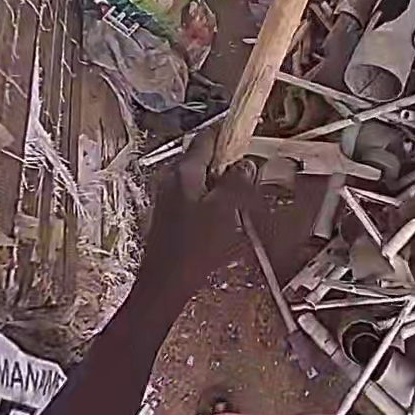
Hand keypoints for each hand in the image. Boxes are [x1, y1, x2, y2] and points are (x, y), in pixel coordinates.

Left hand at [137, 133, 258, 297]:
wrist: (165, 281)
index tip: (246, 135)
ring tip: (240, 198)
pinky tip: (224, 218)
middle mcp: (173, 178)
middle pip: (203, 158)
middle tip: (249, 173)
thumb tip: (245, 163)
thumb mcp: (224, 210)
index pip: (206, 138)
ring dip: (220, 183)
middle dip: (226, 162)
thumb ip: (236, 183)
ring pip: (200, 178)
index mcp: (185, 171)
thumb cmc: (195, 245)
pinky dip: (211, 199)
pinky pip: (195, 196)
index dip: (227, 133)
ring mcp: (169, 196)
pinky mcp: (170, 214)